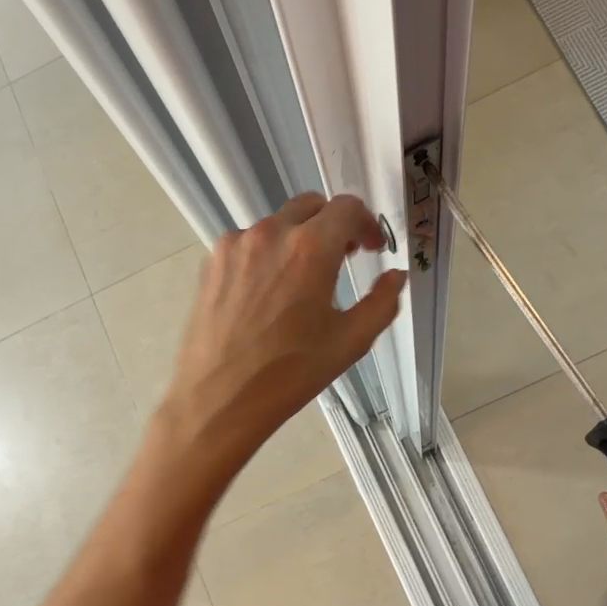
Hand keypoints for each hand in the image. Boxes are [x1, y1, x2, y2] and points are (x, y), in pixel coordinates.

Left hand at [160, 193, 405, 462]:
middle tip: (342, 259)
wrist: (220, 398)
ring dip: (298, 241)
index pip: (347, 208)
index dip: (367, 224)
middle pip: (310, 207)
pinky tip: (268, 294)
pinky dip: (267, 256)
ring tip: (302, 282)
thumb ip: (382, 302)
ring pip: (277, 225)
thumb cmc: (290, 374)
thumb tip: (395, 276)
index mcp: (310, 248)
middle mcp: (270, 233)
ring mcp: (235, 245)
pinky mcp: (211, 262)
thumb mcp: (349, 342)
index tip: (371, 248)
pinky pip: (248, 244)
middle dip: (332, 226)